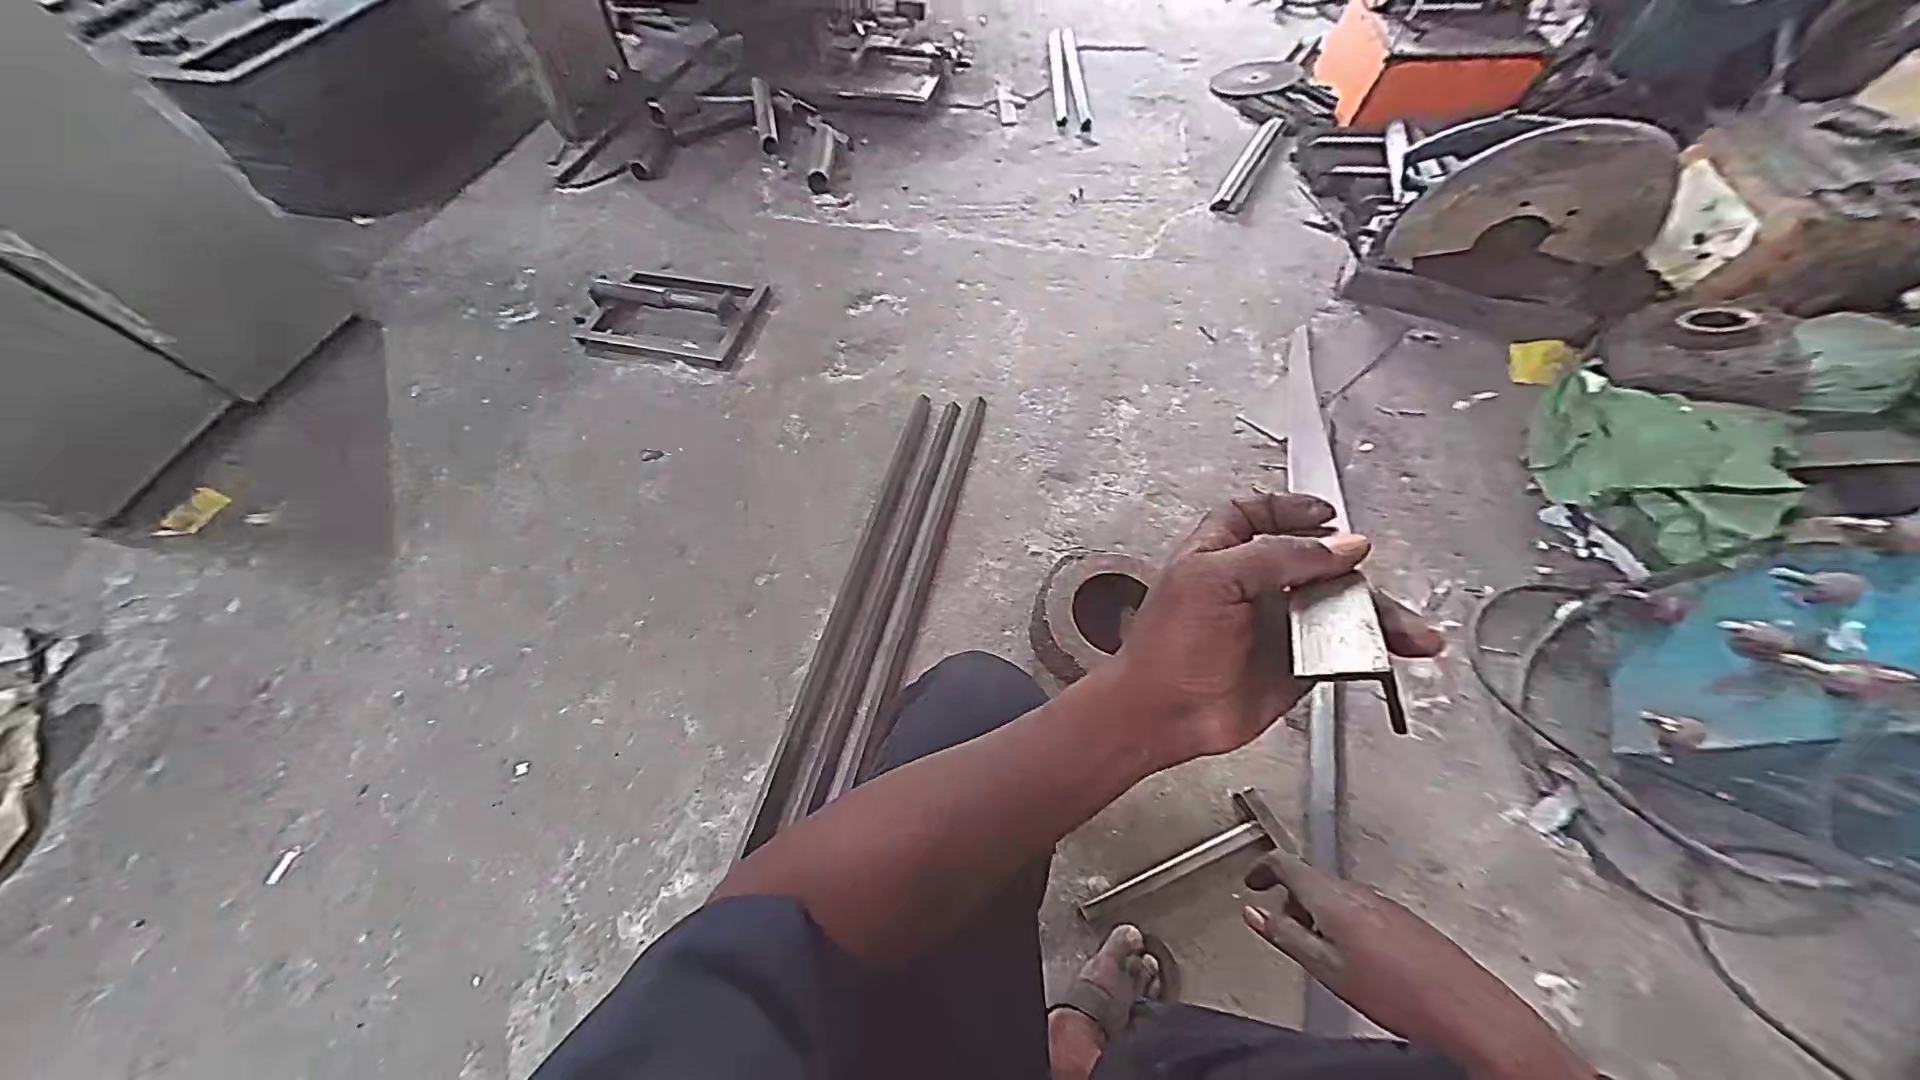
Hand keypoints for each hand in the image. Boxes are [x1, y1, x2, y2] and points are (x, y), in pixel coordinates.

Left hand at [1108, 493, 1442, 764]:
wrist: (1166, 713)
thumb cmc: (1167, 647)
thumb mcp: (1212, 579)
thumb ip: (1275, 555)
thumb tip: (1338, 546)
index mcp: (1217, 554)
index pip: (1253, 515)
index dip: (1288, 508)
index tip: (1325, 512)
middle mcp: (1248, 585)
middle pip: (1310, 559)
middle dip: (1347, 565)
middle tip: (1365, 572)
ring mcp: (1273, 623)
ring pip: (1335, 604)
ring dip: (1376, 612)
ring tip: (1407, 631)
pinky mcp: (1295, 661)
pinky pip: (1343, 646)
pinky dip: (1374, 647)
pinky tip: (1398, 648)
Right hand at [1242, 851, 1594, 1079]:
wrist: (1472, 1015)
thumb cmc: (1401, 994)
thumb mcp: (1326, 968)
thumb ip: (1285, 935)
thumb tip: (1254, 914)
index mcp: (1331, 896)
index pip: (1284, 862)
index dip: (1261, 868)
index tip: (1252, 880)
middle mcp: (1358, 891)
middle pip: (1311, 879)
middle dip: (1291, 899)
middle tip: (1283, 925)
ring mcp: (1385, 904)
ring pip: (1337, 895)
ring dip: (1319, 913)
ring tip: (1321, 950)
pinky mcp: (1406, 920)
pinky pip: (1362, 909)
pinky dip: (1346, 923)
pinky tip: (1358, 959)